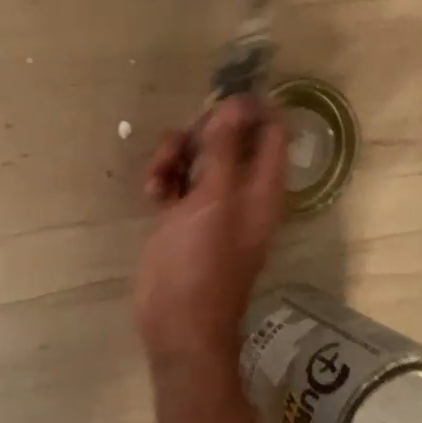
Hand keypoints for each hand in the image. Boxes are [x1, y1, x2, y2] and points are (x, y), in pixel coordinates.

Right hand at [134, 96, 287, 366]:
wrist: (177, 323)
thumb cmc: (201, 264)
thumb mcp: (214, 201)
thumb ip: (225, 150)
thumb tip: (238, 103)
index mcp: (262, 187)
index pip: (271, 132)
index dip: (249, 110)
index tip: (217, 99)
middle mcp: (241, 191)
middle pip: (228, 139)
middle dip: (201, 132)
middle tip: (183, 147)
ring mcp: (210, 205)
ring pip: (196, 157)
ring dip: (174, 156)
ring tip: (157, 179)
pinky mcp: (182, 218)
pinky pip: (175, 181)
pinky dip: (162, 179)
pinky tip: (150, 193)